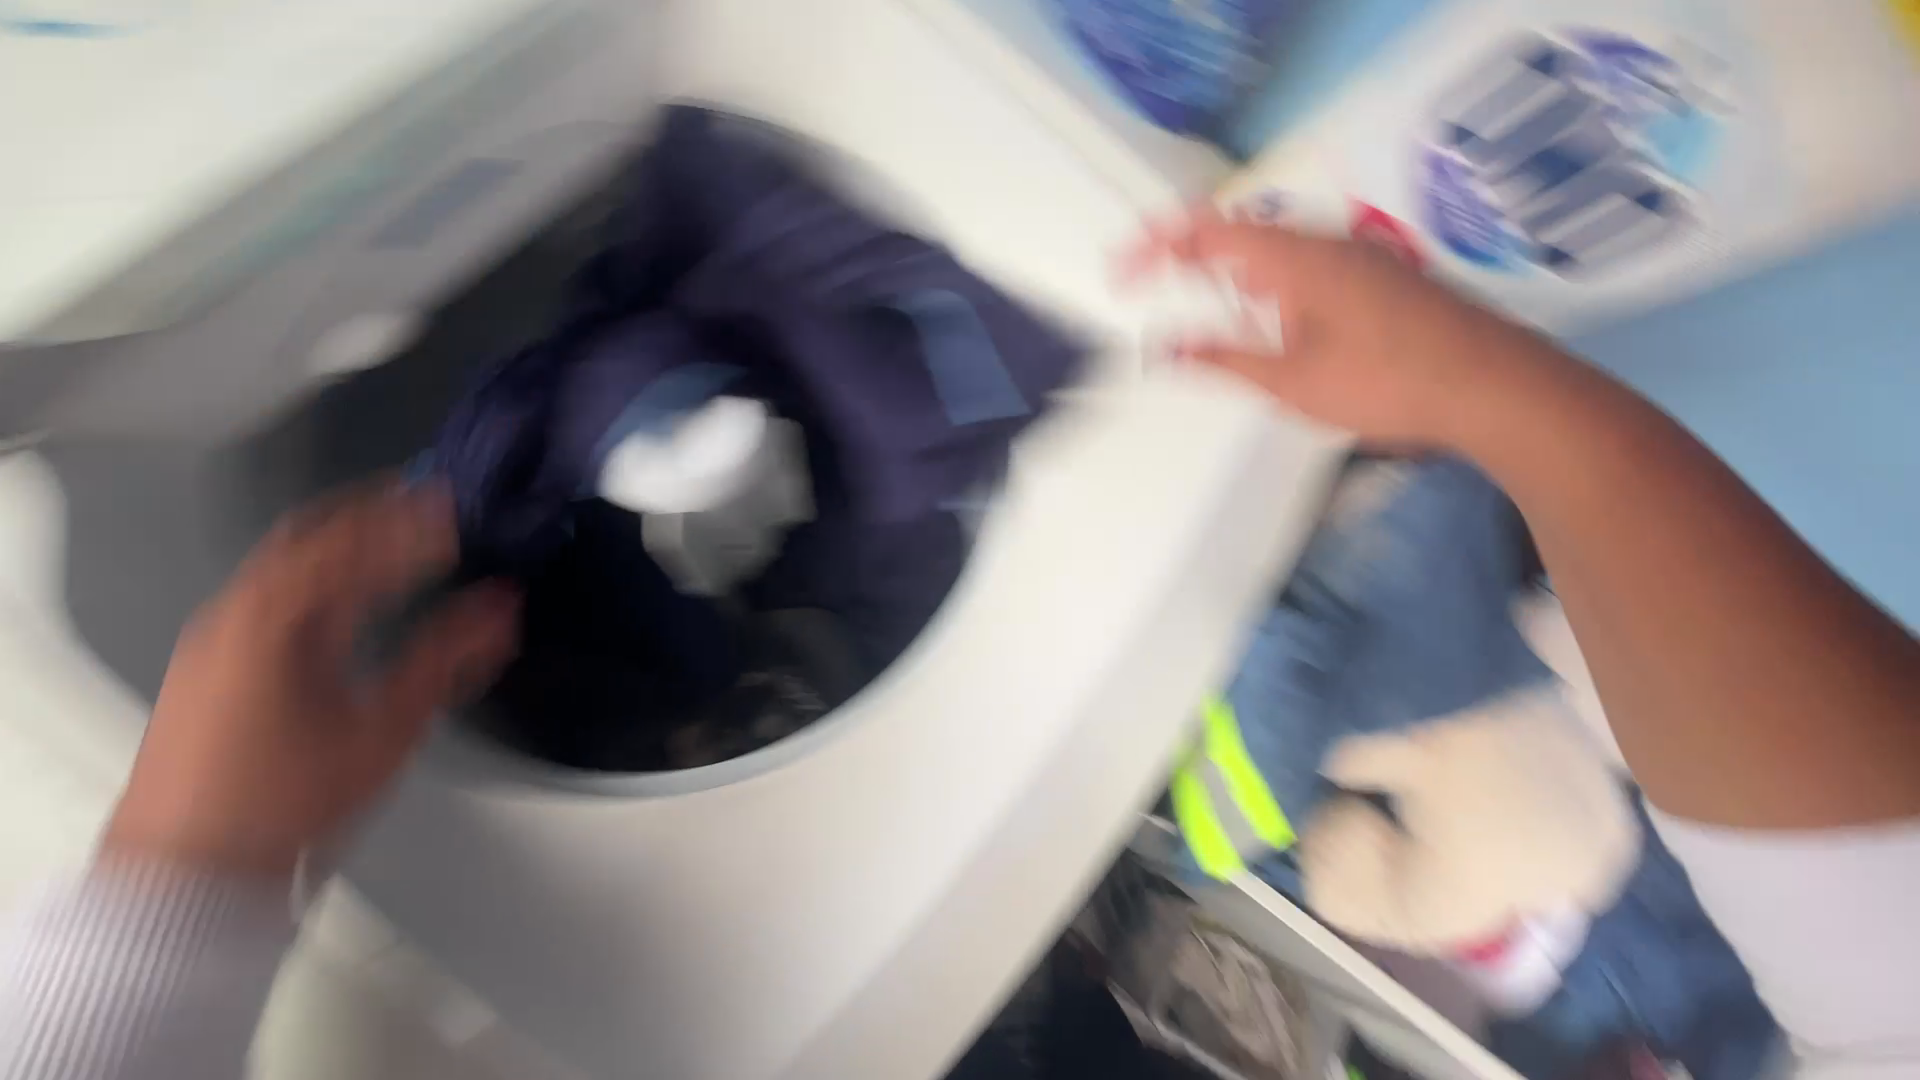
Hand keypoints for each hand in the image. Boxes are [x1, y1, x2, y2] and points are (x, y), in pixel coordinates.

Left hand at [104, 481, 519, 878]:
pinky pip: (276, 589)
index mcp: (279, 622)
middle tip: (428, 498)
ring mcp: (220, 637)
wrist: (191, 871)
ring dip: (350, 539)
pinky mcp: (217, 660)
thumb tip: (502, 608)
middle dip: (376, 511)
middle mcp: (239, 615)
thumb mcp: (386, 726)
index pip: (358, 545)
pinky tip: (352, 587)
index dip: (413, 521)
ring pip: (292, 561)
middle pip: (315, 536)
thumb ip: (449, 656)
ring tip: (400, 531)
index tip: (457, 505)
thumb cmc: (287, 799)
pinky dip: (323, 571)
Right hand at [1123, 208, 1560, 450]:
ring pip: (1271, 247)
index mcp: (1293, 259)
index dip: (1154, 247)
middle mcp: (1323, 245)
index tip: (1120, 274)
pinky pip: (1301, 264)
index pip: (1206, 233)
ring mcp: (1355, 258)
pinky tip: (1264, 316)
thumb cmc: (1384, 383)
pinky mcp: (1376, 278)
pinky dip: (1261, 281)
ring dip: (1223, 267)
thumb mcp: (1288, 381)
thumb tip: (1164, 349)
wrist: (1492, 388)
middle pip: (1236, 230)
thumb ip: (1220, 359)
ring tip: (1194, 298)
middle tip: (1146, 279)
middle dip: (1183, 251)